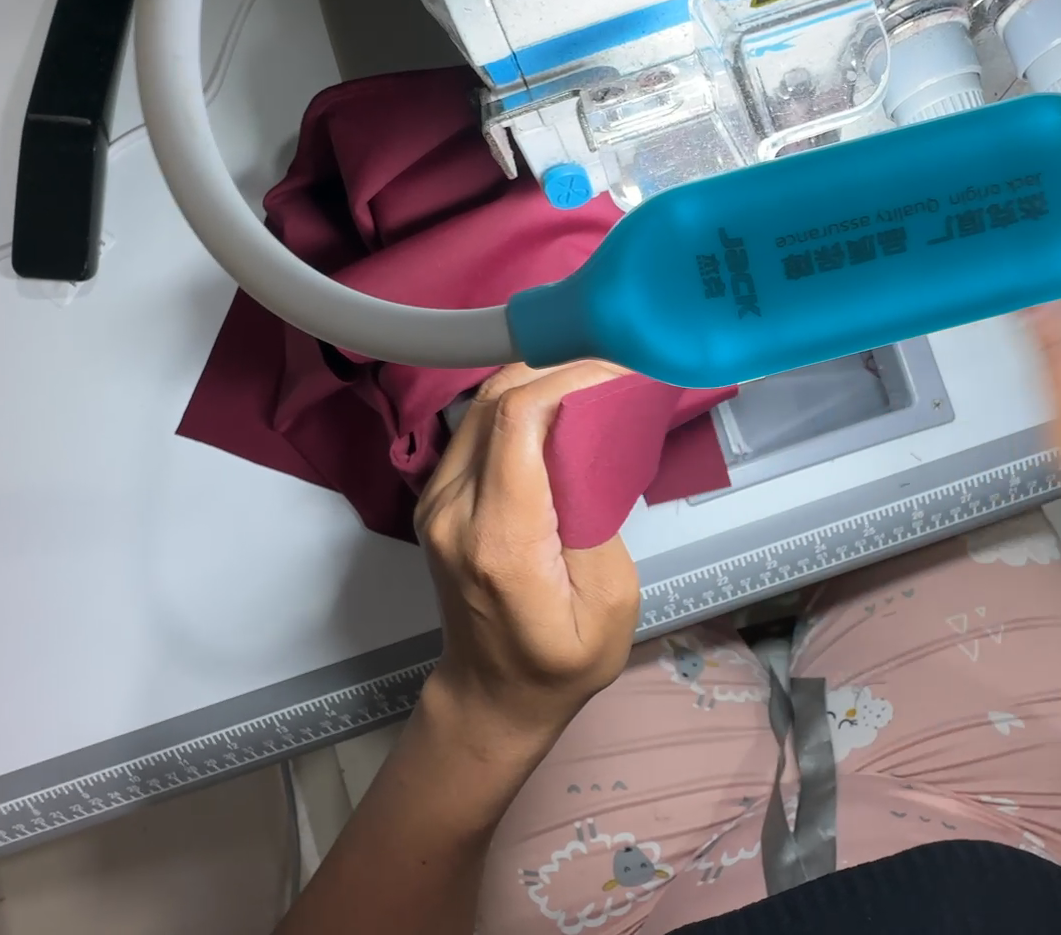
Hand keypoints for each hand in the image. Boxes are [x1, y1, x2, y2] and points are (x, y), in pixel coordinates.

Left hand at [414, 362, 643, 749]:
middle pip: (497, 399)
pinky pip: (478, 427)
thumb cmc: (561, 662)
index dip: (572, 377)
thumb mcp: (610, 604)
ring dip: (541, 378)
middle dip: (561, 367)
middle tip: (617, 366)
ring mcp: (437, 500)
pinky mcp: (438, 498)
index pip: (519, 420)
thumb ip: (597, 517)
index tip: (623, 368)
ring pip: (483, 404)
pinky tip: (561, 407)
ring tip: (595, 380)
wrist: (492, 695)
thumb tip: (590, 445)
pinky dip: (522, 402)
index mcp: (501, 538)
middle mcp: (455, 508)